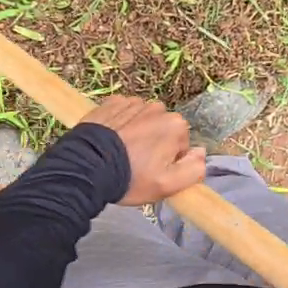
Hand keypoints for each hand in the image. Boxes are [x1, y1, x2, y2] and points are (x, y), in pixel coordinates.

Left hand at [82, 96, 205, 204]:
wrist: (86, 167)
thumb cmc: (131, 178)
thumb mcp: (168, 185)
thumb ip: (194, 169)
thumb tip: (201, 152)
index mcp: (176, 125)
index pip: (180, 144)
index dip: (169, 160)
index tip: (153, 171)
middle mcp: (157, 107)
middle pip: (162, 128)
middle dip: (154, 143)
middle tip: (137, 164)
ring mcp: (132, 102)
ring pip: (143, 120)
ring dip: (137, 132)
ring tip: (121, 153)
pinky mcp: (110, 103)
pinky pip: (123, 112)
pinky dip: (120, 124)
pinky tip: (110, 141)